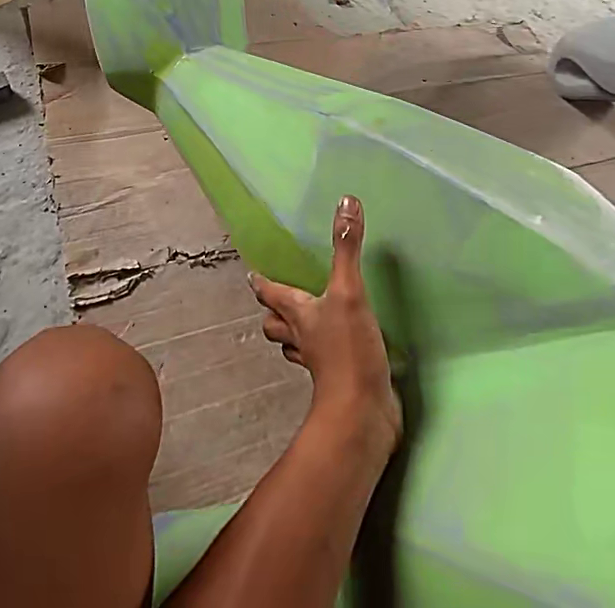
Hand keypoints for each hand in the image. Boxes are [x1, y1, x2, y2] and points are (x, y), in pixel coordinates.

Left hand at [250, 196, 400, 450]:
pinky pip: (318, 361)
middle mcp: (299, 334)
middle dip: (272, 310)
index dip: (261, 282)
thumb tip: (347, 202)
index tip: (252, 274)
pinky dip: (319, 353)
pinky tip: (332, 349)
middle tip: (272, 301)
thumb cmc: (347, 349)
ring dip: (292, 333)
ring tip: (297, 324)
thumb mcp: (349, 292)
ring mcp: (316, 360)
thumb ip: (346, 249)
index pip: (269, 292)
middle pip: (275, 320)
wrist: (362, 411)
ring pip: (293, 343)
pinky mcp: (335, 379)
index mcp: (296, 311)